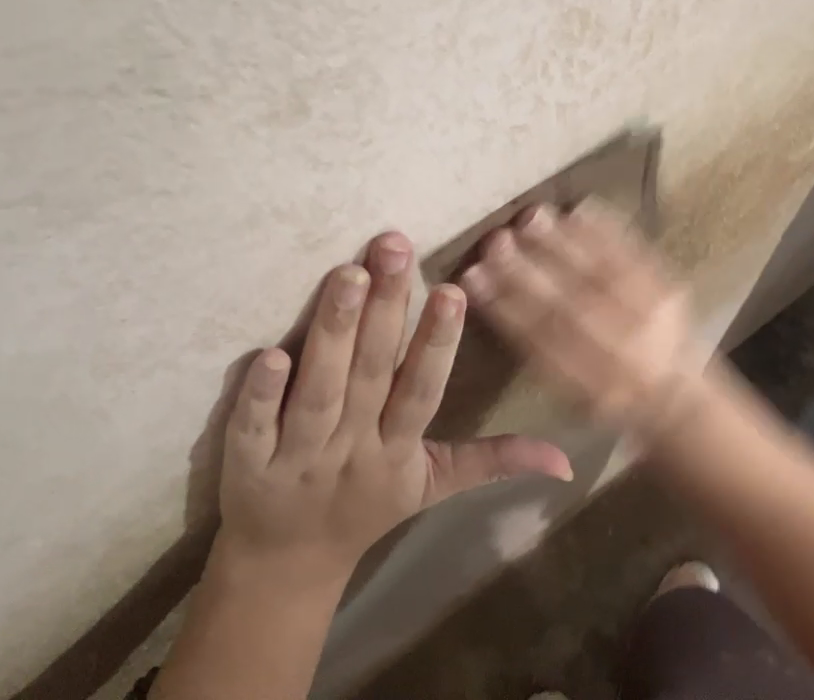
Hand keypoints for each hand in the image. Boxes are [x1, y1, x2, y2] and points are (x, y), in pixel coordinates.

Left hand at [215, 232, 573, 585]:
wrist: (285, 564)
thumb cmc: (365, 508)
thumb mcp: (431, 486)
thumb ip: (493, 461)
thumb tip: (566, 460)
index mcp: (397, 450)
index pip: (422, 392)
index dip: (438, 345)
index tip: (453, 290)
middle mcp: (351, 449)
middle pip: (371, 376)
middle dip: (385, 312)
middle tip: (393, 248)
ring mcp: (298, 458)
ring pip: (319, 394)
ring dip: (332, 335)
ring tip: (347, 274)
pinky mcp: (247, 465)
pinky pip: (254, 428)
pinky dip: (261, 396)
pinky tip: (270, 352)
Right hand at [458, 201, 706, 436]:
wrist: (677, 395)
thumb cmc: (603, 392)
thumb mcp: (566, 394)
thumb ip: (531, 351)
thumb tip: (490, 296)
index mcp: (588, 385)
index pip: (541, 341)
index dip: (504, 307)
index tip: (472, 276)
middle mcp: (621, 354)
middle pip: (569, 307)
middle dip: (528, 272)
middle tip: (495, 241)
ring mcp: (650, 319)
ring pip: (603, 277)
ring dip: (565, 243)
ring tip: (531, 217)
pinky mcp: (670, 290)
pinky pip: (639, 257)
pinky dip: (609, 230)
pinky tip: (581, 208)